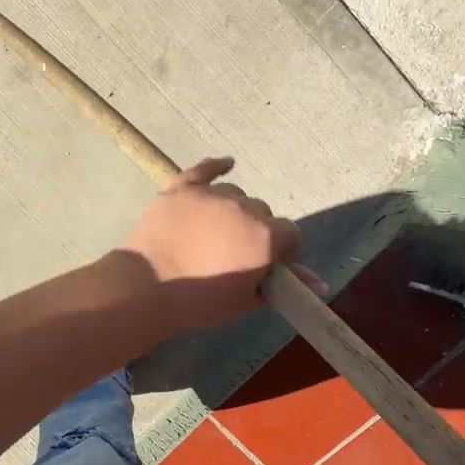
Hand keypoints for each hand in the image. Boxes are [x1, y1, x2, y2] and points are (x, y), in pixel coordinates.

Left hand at [118, 157, 323, 330]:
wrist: (146, 288)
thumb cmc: (199, 301)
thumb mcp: (245, 300)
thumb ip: (281, 285)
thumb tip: (318, 283)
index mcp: (265, 235)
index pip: (289, 234)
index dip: (282, 251)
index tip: (267, 265)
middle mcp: (243, 208)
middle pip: (260, 213)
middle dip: (254, 231)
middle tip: (233, 253)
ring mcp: (210, 196)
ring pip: (233, 195)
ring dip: (231, 210)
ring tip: (215, 231)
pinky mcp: (180, 190)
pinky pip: (203, 170)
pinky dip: (215, 166)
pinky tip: (226, 164)